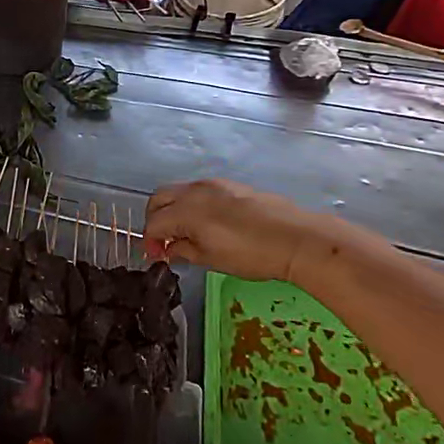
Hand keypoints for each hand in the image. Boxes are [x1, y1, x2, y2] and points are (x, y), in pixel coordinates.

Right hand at [143, 179, 367, 283]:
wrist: (293, 237)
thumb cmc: (251, 254)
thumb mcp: (211, 259)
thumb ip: (184, 250)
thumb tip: (170, 248)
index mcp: (187, 210)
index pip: (154, 223)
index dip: (150, 242)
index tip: (158, 257)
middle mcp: (195, 190)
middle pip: (159, 199)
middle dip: (155, 220)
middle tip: (163, 243)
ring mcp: (214, 184)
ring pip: (179, 192)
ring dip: (172, 211)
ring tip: (184, 236)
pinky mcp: (230, 185)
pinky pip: (198, 191)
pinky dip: (190, 205)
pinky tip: (204, 225)